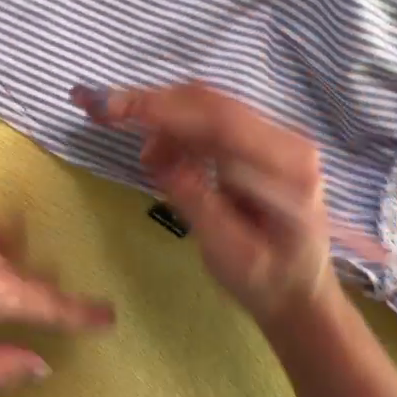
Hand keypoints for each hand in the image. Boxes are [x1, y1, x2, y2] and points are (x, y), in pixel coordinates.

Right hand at [73, 82, 335, 328]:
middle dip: (149, 102)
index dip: (162, 109)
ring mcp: (270, 137)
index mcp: (286, 169)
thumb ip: (196, 200)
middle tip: (97, 108)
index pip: (219, 122)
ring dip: (158, 117)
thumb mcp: (227, 251)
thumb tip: (158, 158)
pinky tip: (158, 153)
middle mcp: (284, 141)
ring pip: (202, 104)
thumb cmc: (266, 280)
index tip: (111, 108)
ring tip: (139, 152)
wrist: (299, 293)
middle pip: (207, 103)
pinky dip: (171, 127)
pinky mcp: (254, 139)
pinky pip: (205, 117)